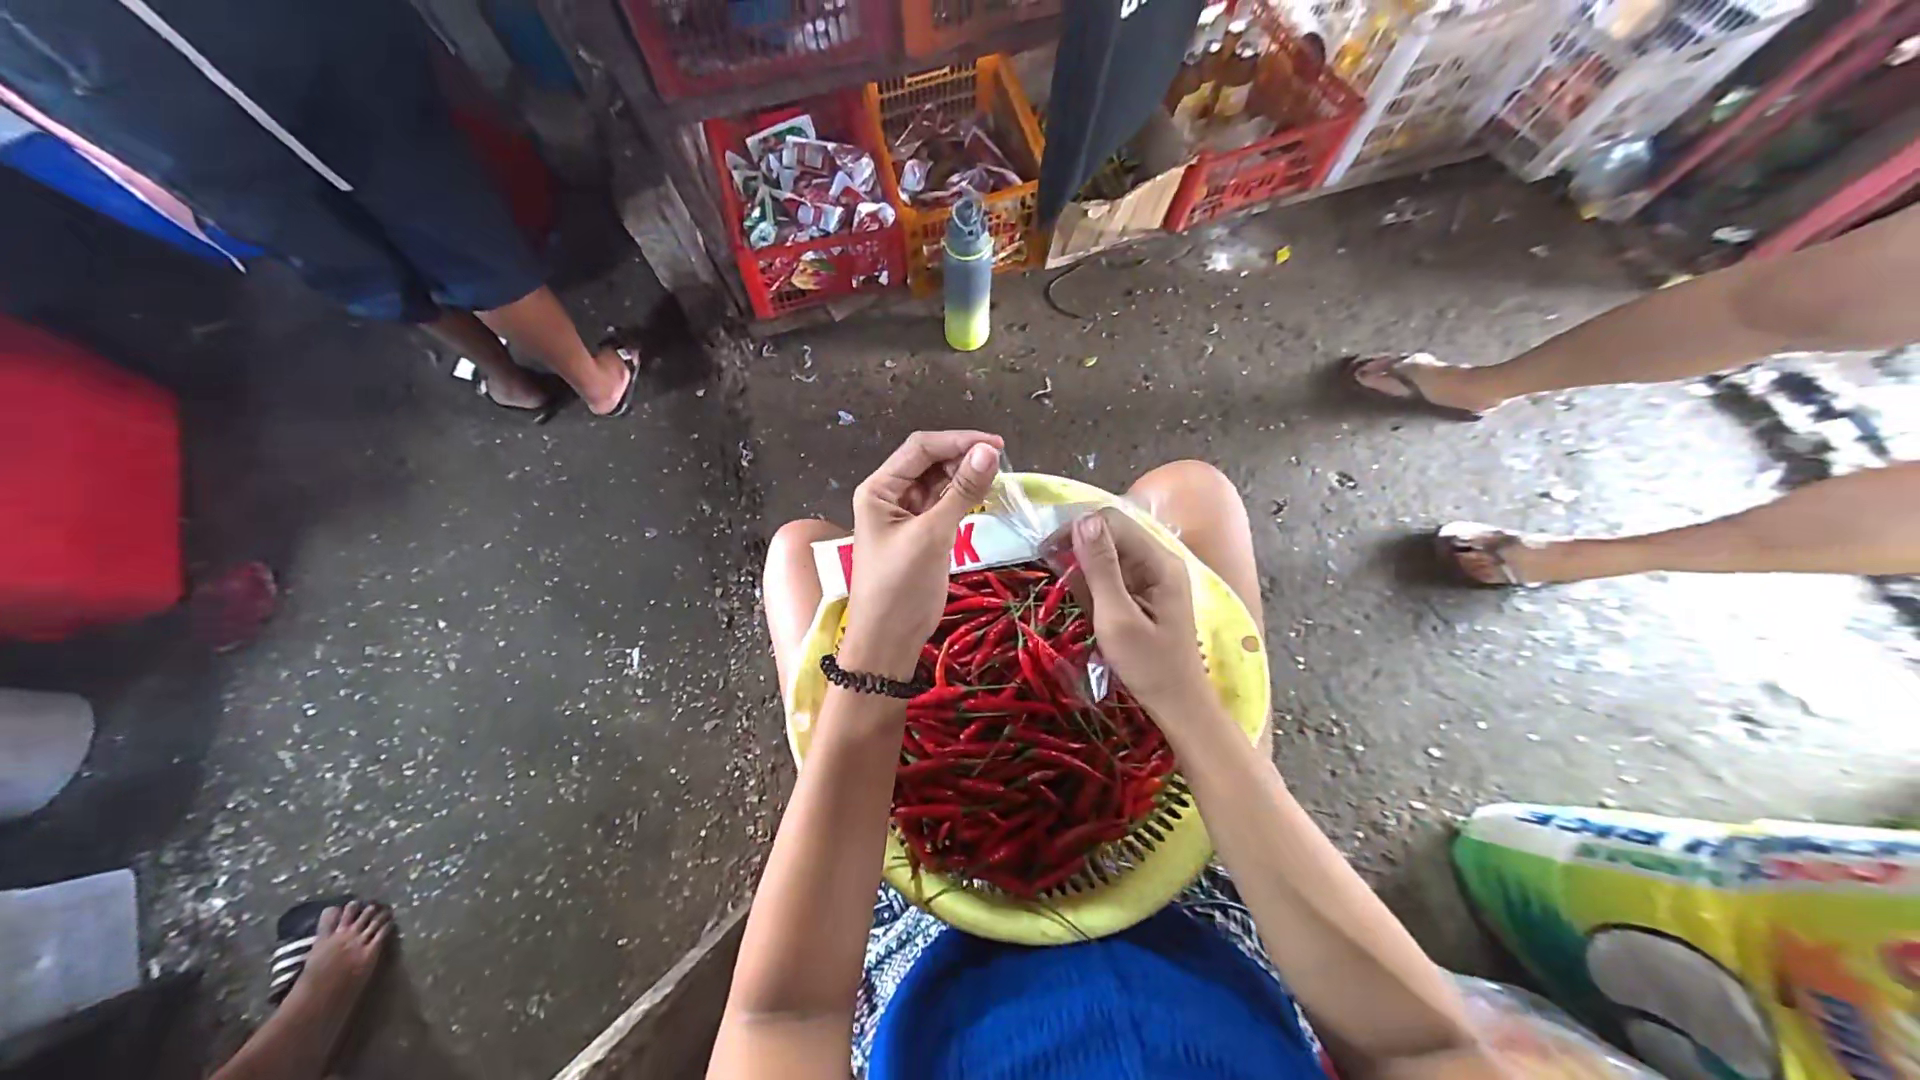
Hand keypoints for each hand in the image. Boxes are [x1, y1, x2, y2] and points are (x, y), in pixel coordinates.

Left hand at [840, 430, 1002, 678]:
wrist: (889, 639)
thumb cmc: (901, 586)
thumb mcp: (932, 535)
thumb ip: (962, 491)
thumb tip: (990, 451)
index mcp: (879, 489)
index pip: (920, 449)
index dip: (958, 441)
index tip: (996, 445)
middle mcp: (890, 495)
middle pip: (930, 462)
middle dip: (962, 458)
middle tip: (999, 465)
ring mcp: (907, 514)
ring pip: (939, 482)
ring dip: (965, 477)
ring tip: (995, 479)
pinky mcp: (923, 532)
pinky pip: (944, 503)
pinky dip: (964, 497)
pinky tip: (984, 495)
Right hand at [1071, 508, 1211, 717]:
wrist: (1178, 705)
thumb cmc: (1149, 666)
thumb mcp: (1117, 618)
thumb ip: (1100, 568)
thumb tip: (1082, 520)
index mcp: (1159, 561)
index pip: (1112, 520)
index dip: (1077, 529)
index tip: (1047, 552)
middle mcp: (1159, 560)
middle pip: (1111, 532)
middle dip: (1079, 548)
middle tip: (1054, 575)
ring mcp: (1154, 575)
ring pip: (1109, 552)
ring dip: (1085, 568)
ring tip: (1076, 597)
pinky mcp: (1146, 590)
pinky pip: (1114, 572)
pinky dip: (1095, 583)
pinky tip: (1089, 605)